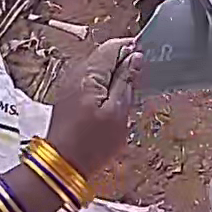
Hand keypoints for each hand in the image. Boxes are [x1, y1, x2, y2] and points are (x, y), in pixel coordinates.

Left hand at [44, 38, 140, 175]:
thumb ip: (126, 81)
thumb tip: (136, 57)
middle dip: (124, 64)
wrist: (63, 164)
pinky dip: (104, 88)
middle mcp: (76, 73)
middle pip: (105, 57)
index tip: (148, 58)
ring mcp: (70, 84)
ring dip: (115, 77)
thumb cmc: (91, 143)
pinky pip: (91, 83)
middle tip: (141, 81)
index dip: (132, 49)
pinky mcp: (69, 96)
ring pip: (99, 70)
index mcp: (88, 73)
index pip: (112, 47)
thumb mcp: (118, 112)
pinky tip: (113, 104)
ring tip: (128, 96)